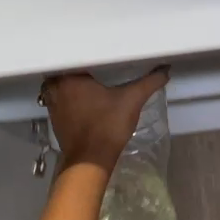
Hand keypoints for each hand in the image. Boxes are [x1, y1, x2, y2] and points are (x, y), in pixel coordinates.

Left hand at [40, 67, 168, 171]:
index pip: (73, 59)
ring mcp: (54, 108)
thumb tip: (165, 70)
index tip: (96, 59)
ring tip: (85, 85)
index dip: (84, 57)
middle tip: (91, 70)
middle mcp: (57, 90)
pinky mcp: (55, 123)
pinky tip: (81, 104)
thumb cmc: (108, 126)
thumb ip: (149, 82)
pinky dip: (66, 102)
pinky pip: (58, 104)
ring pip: (56, 89)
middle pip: (61, 72)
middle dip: (73, 71)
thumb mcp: (132, 100)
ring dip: (67, 87)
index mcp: (71, 79)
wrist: (91, 161)